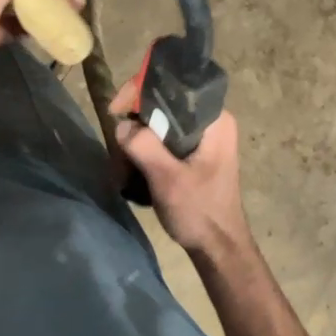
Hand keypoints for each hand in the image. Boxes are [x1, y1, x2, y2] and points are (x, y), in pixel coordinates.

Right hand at [113, 79, 251, 258]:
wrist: (219, 249)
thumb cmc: (200, 212)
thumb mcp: (168, 179)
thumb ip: (144, 146)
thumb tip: (121, 126)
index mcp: (213, 119)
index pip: (172, 85)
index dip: (140, 91)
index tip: (117, 111)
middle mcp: (210, 121)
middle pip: (162, 105)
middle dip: (135, 124)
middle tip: (119, 149)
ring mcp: (202, 138)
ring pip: (158, 124)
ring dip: (136, 142)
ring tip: (123, 168)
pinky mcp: (193, 153)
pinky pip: (162, 140)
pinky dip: (145, 152)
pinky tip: (133, 172)